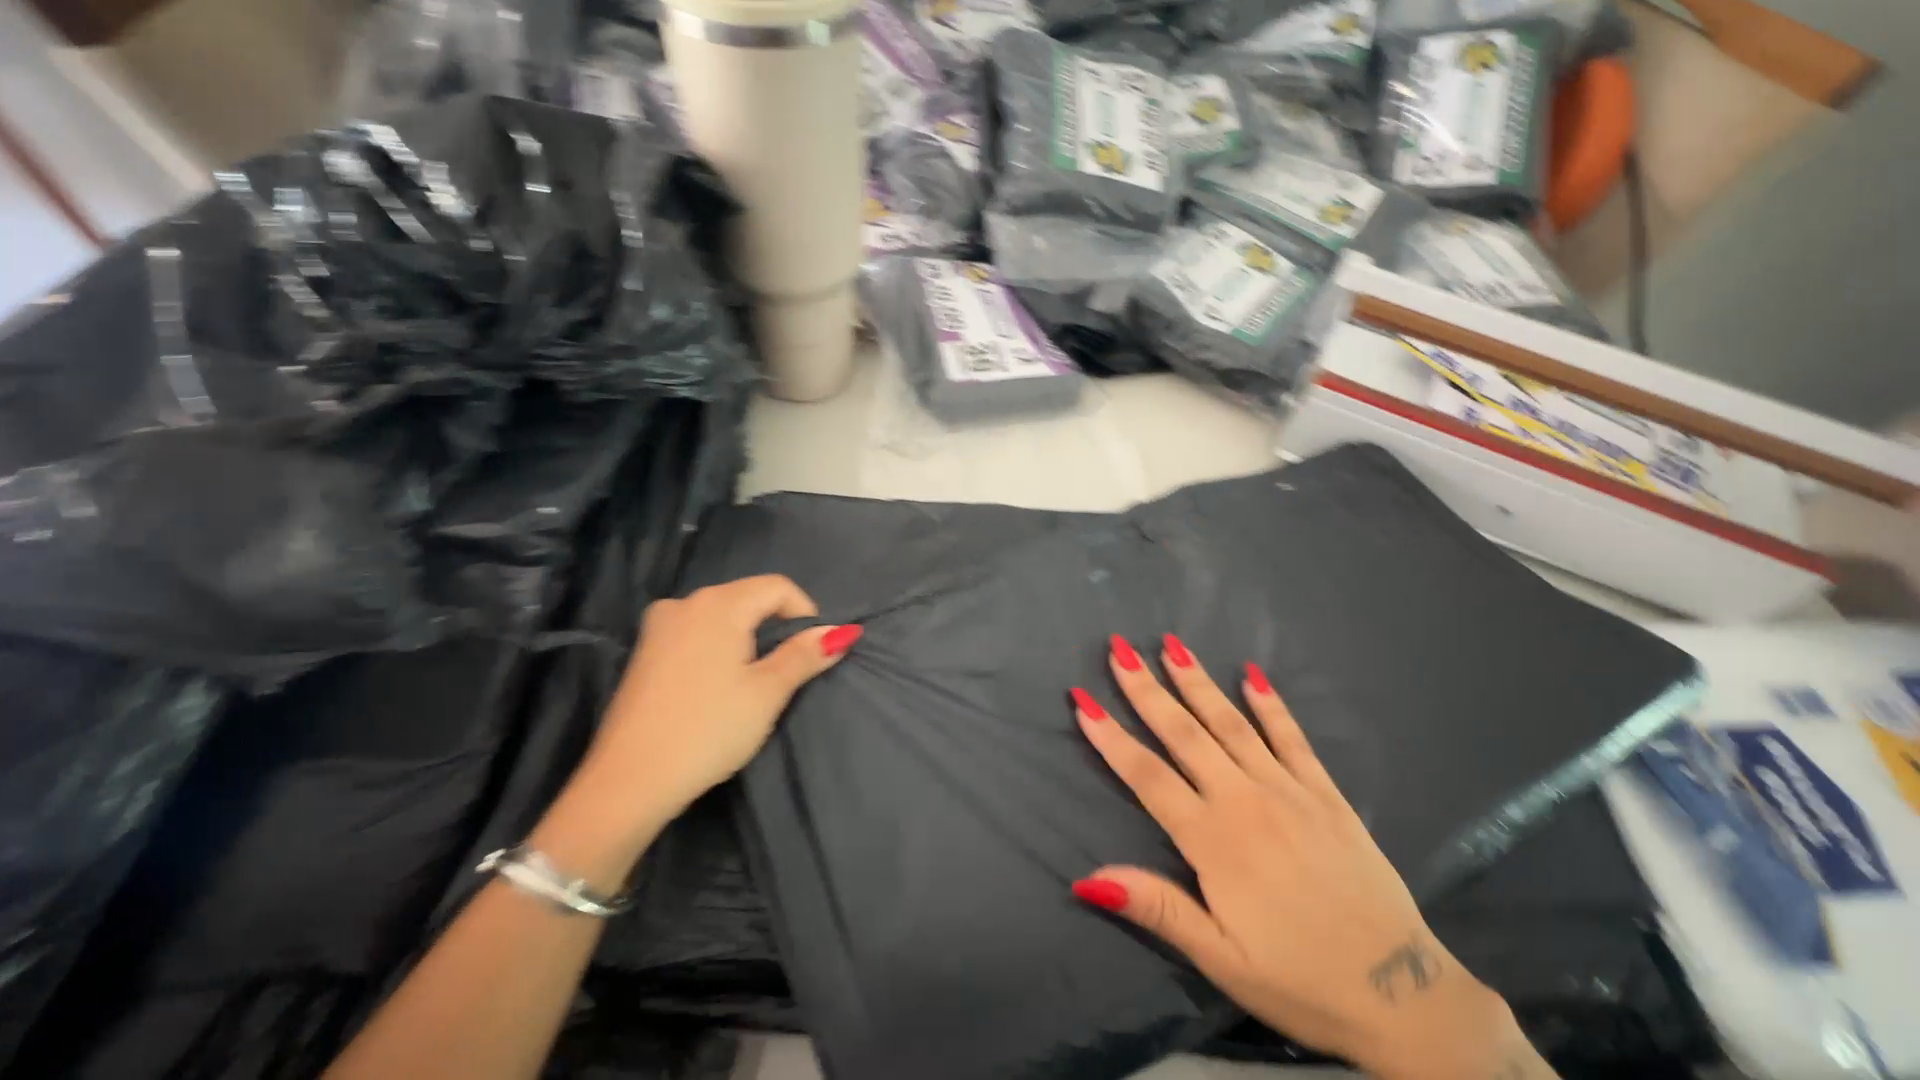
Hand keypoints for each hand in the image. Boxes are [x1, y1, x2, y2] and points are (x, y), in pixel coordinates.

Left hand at [570, 575, 859, 841]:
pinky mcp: (644, 652)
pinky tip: (717, 687)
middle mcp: (685, 603)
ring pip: (719, 616)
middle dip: (774, 626)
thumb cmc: (709, 730)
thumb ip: (803, 656)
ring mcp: (659, 627)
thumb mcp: (767, 693)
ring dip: (745, 638)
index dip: (804, 613)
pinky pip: (694, 634)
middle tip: (786, 673)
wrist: (631, 778)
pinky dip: (716, 649)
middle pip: (746, 597)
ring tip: (753, 683)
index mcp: (719, 604)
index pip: (777, 587)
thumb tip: (840, 631)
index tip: (812, 654)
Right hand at [1069, 635, 1548, 1079]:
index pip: (1148, 777)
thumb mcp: (1220, 960)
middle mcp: (1248, 802)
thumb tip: (1087, 879)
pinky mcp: (1328, 796)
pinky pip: (1294, 739)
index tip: (1082, 699)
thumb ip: (1157, 909)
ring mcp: (1292, 793)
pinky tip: (1253, 676)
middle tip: (1118, 649)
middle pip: (1186, 736)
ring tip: (1170, 645)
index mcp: (1214, 841)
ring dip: (1198, 683)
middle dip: (1147, 691)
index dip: (1111, 738)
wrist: (1400, 992)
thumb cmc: (1299, 981)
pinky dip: (1271, 705)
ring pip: (1233, 725)